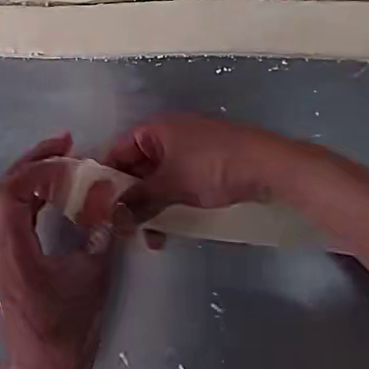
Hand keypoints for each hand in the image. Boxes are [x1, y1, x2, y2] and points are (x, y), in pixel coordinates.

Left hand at [0, 133, 119, 368]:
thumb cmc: (67, 329)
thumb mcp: (91, 277)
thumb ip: (99, 230)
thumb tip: (107, 191)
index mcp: (12, 250)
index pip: (12, 191)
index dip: (38, 168)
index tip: (70, 159)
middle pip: (5, 188)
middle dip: (35, 161)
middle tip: (65, 143)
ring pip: (7, 199)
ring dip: (34, 176)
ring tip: (64, 161)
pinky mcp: (6, 259)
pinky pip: (14, 214)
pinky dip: (34, 195)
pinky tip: (57, 193)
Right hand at [103, 113, 300, 242]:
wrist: (268, 165)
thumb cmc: (213, 167)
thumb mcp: (171, 186)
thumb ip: (138, 201)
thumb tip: (111, 217)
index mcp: (155, 129)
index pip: (118, 150)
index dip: (107, 178)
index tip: (100, 208)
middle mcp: (169, 134)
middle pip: (137, 166)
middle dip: (130, 199)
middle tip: (126, 230)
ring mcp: (189, 148)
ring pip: (158, 179)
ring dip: (152, 207)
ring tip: (153, 238)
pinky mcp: (207, 164)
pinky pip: (178, 182)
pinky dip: (172, 203)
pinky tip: (174, 230)